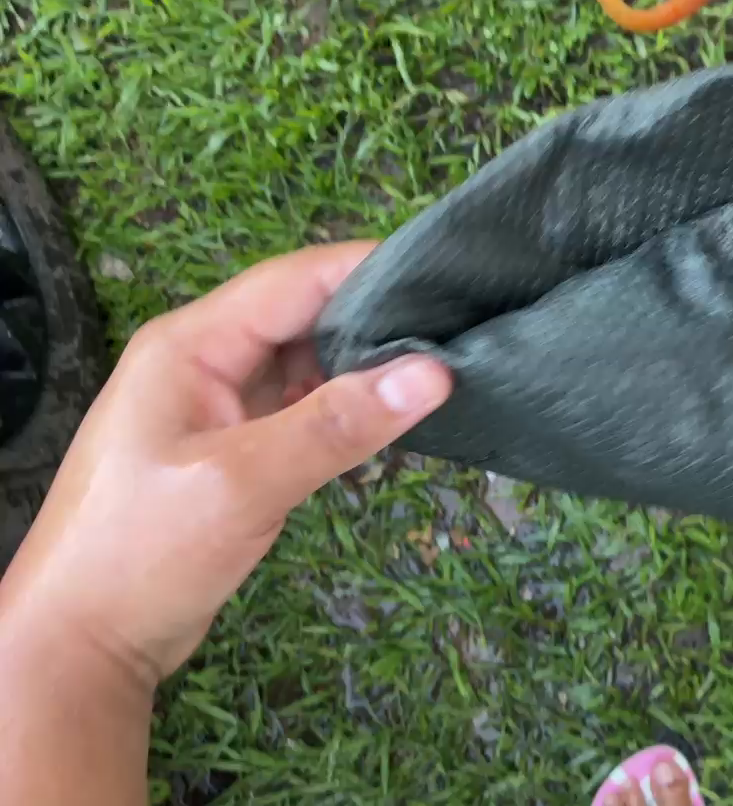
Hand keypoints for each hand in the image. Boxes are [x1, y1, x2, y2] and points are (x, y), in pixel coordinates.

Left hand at [0, 243, 451, 686]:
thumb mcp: (245, 481)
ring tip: (456, 352)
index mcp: (195, 344)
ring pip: (324, 351)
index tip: (455, 275)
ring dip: (383, 353)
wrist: (84, 645)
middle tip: (469, 318)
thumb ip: (341, 424)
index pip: (302, 278)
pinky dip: (367, 392)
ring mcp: (233, 395)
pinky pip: (322, 391)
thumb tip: (437, 372)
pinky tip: (412, 401)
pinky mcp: (254, 431)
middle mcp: (214, 356)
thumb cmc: (142, 553)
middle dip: (390, 310)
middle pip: (317, 308)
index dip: (378, 267)